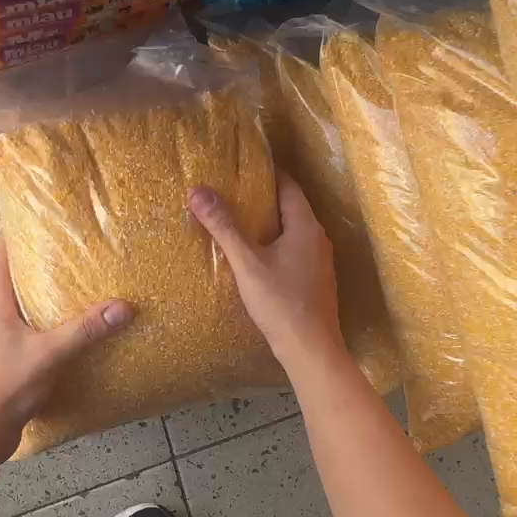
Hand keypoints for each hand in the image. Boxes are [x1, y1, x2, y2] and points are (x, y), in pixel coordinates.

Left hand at [0, 239, 133, 464]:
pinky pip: (36, 331)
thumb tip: (124, 306)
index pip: (0, 260)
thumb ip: (84, 330)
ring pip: (26, 307)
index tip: (26, 213)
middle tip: (64, 242)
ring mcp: (6, 341)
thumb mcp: (48, 354)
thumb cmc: (5, 386)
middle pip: (14, 280)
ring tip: (77, 280)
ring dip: (46, 293)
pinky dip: (53, 322)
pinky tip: (76, 327)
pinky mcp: (16, 361)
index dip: (9, 235)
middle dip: (35, 261)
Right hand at [187, 172, 348, 370]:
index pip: (288, 185)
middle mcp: (317, 238)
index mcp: (306, 225)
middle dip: (263, 197)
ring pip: (292, 230)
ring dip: (269, 222)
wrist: (311, 349)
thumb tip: (197, 190)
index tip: (241, 167)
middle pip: (290, 206)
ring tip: (238, 220)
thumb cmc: (280, 302)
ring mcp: (319, 260)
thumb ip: (224, 226)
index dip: (266, 173)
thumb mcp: (246, 262)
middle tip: (232, 191)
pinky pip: (294, 249)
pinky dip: (275, 243)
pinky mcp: (315, 279)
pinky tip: (255, 254)